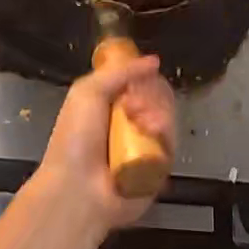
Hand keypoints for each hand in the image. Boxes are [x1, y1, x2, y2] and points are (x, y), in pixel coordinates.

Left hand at [31, 54, 175, 233]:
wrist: (78, 187)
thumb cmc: (75, 139)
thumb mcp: (87, 91)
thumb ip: (119, 71)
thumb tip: (153, 61)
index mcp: (110, 106)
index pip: (140, 82)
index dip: (143, 76)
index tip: (137, 79)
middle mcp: (129, 124)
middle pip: (159, 97)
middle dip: (150, 95)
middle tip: (133, 105)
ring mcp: (145, 146)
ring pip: (169, 117)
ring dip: (157, 113)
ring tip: (139, 122)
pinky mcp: (160, 167)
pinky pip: (173, 142)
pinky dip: (165, 134)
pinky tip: (150, 134)